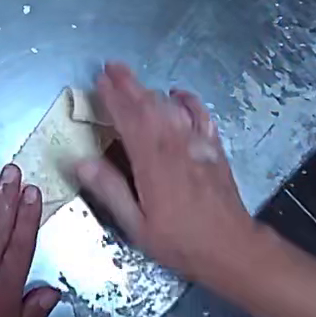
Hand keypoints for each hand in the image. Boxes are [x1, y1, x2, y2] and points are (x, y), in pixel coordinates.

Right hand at [72, 61, 262, 283]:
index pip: (128, 118)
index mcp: (151, 160)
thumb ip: (110, 190)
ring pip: (170, 106)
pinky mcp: (213, 148)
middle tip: (111, 67)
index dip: (112, 97)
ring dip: (149, 90)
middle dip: (128, 83)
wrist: (234, 250)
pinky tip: (178, 94)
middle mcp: (174, 144)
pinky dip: (187, 101)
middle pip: (147, 104)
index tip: (99, 81)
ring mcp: (196, 143)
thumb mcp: (137, 225)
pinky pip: (200, 115)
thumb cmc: (181, 240)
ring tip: (133, 79)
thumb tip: (81, 161)